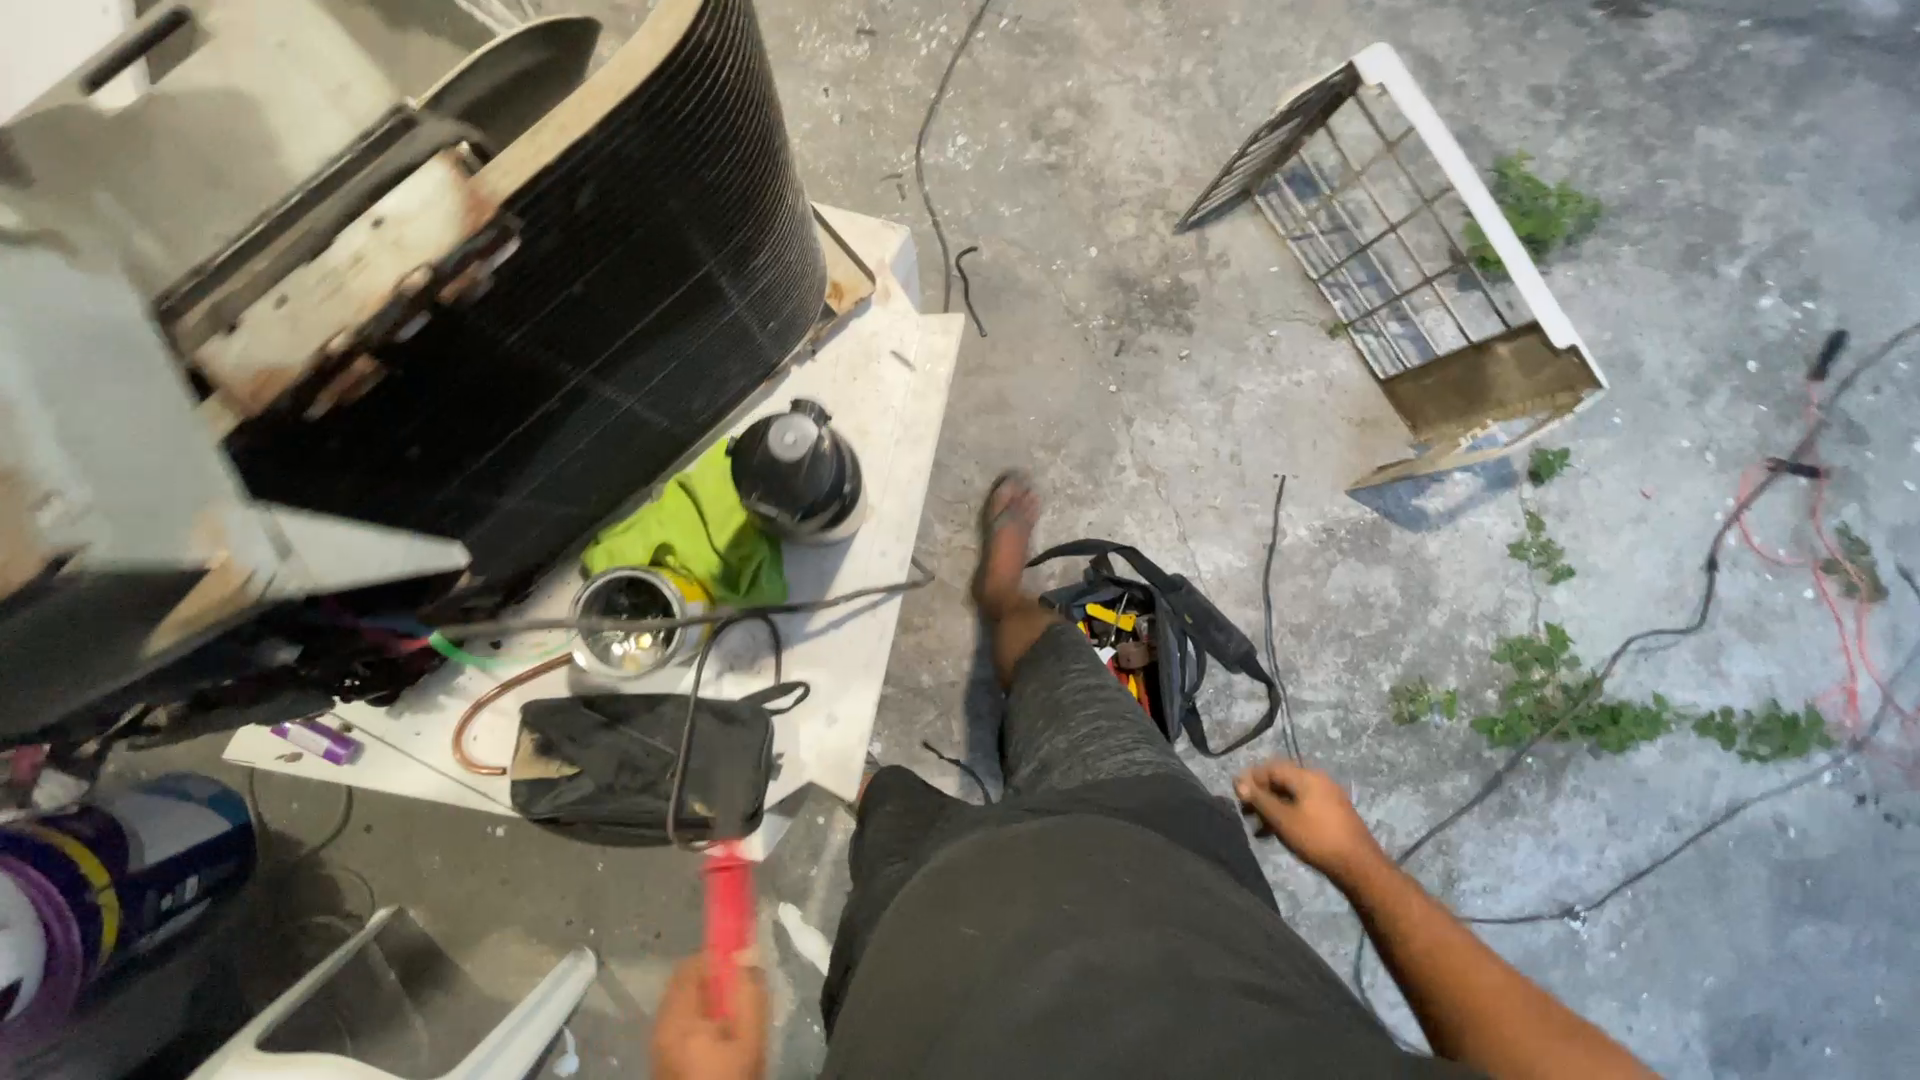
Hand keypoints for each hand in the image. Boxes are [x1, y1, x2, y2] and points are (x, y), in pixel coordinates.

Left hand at [651, 955, 766, 1079]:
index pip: (691, 965)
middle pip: (685, 983)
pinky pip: (680, 1023)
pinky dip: (700, 1020)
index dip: (719, 957)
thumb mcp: (750, 1039)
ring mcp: (657, 1045)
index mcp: (677, 1017)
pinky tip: (722, 1040)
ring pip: (683, 1003)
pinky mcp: (661, 1061)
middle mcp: (660, 1026)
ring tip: (735, 1020)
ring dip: (709, 1000)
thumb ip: (749, 992)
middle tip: (742, 994)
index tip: (744, 966)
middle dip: (715, 980)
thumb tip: (748, 953)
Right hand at [1235, 761, 1387, 885]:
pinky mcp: (1332, 813)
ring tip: (1258, 827)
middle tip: (1245, 813)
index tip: (1237, 796)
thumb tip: (1238, 782)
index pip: (1271, 767)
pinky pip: (1302, 806)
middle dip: (1260, 795)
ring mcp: (1327, 797)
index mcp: (1307, 777)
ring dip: (1272, 808)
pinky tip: (1277, 833)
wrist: (1360, 866)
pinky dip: (1287, 814)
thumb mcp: (1282, 819)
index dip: (1251, 778)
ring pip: (1291, 796)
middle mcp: (1318, 781)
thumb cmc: (1317, 838)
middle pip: (1281, 781)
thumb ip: (1259, 799)